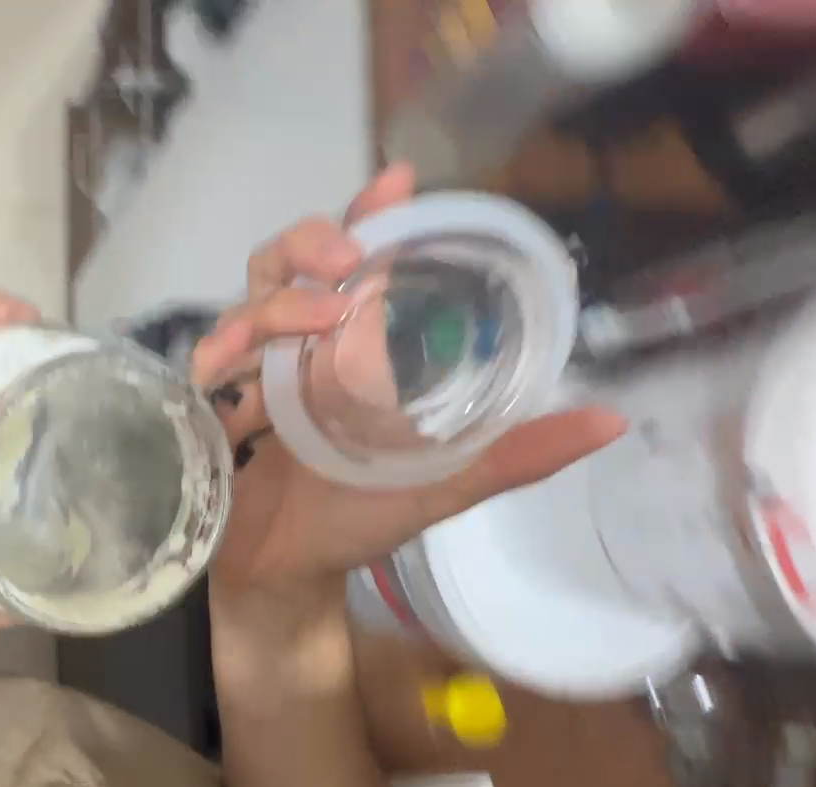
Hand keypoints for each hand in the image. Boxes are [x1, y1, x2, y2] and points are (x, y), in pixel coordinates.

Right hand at [192, 165, 627, 594]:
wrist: (280, 574)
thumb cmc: (349, 526)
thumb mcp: (433, 489)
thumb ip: (506, 457)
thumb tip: (613, 420)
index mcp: (352, 358)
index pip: (355, 271)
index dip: (369, 220)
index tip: (393, 182)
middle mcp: (298, 355)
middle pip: (285, 267)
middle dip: (308, 245)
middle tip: (344, 261)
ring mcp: (247, 380)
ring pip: (244, 305)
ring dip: (272, 302)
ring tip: (310, 323)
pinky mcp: (208, 410)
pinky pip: (201, 367)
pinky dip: (211, 355)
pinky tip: (221, 362)